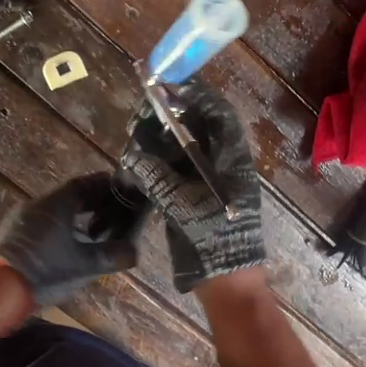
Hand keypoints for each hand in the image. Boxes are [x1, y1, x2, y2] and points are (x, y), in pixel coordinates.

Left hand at [0, 173, 147, 305]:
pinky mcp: (7, 238)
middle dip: (90, 204)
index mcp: (53, 204)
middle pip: (66, 198)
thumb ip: (111, 256)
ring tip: (92, 234)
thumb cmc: (43, 270)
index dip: (102, 185)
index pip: (81, 184)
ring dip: (73, 219)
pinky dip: (57, 230)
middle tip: (111, 212)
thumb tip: (134, 252)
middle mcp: (34, 206)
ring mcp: (17, 221)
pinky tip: (64, 249)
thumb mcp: (83, 265)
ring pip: (52, 213)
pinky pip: (39, 226)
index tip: (119, 188)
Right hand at [119, 82, 264, 291]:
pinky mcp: (202, 199)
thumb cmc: (214, 240)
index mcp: (232, 163)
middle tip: (150, 103)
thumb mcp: (182, 206)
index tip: (172, 84)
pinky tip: (145, 155)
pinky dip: (165, 159)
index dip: (199, 96)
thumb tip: (132, 154)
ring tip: (143, 125)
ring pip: (193, 148)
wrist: (227, 282)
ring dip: (170, 135)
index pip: (220, 116)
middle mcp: (226, 167)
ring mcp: (215, 183)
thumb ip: (157, 177)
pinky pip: (184, 169)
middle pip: (205, 129)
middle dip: (179, 113)